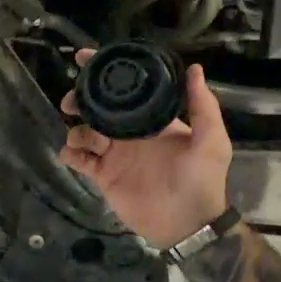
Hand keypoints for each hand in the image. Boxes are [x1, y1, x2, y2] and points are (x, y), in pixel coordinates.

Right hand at [59, 49, 231, 248]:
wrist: (188, 224)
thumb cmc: (202, 180)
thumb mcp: (210, 142)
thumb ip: (202, 107)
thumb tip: (194, 68)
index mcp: (151, 120)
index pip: (125, 90)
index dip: (105, 72)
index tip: (84, 57)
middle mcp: (129, 133)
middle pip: (97, 108)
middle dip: (80, 99)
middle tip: (71, 102)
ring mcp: (113, 154)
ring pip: (84, 131)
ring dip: (76, 129)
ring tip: (78, 137)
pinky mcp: (102, 175)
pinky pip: (79, 159)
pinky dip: (70, 153)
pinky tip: (72, 154)